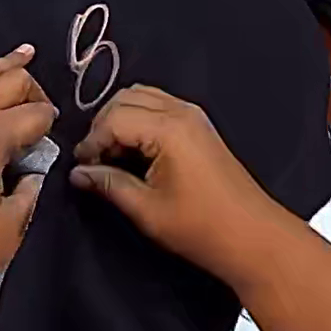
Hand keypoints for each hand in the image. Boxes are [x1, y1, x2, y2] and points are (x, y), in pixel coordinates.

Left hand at [0, 44, 56, 318]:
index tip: (51, 139)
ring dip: (5, 62)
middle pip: (11, 83)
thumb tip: (32, 175)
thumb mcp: (7, 233)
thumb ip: (29, 196)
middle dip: (34, 89)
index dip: (50, 123)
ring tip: (25, 52)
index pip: (36, 115)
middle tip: (44, 106)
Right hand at [69, 86, 294, 286]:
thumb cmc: (200, 227)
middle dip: (103, 124)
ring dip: (120, 117)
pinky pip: (157, 103)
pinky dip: (138, 117)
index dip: (92, 141)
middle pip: (126, 97)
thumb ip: (110, 184)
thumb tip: (78, 173)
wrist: (252, 235)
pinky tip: (133, 149)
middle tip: (93, 159)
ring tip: (110, 154)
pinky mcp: (196, 122)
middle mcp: (179, 109)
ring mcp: (191, 113)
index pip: (115, 118)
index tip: (80, 166)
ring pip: (141, 95)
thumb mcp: (148, 211)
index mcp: (168, 127)